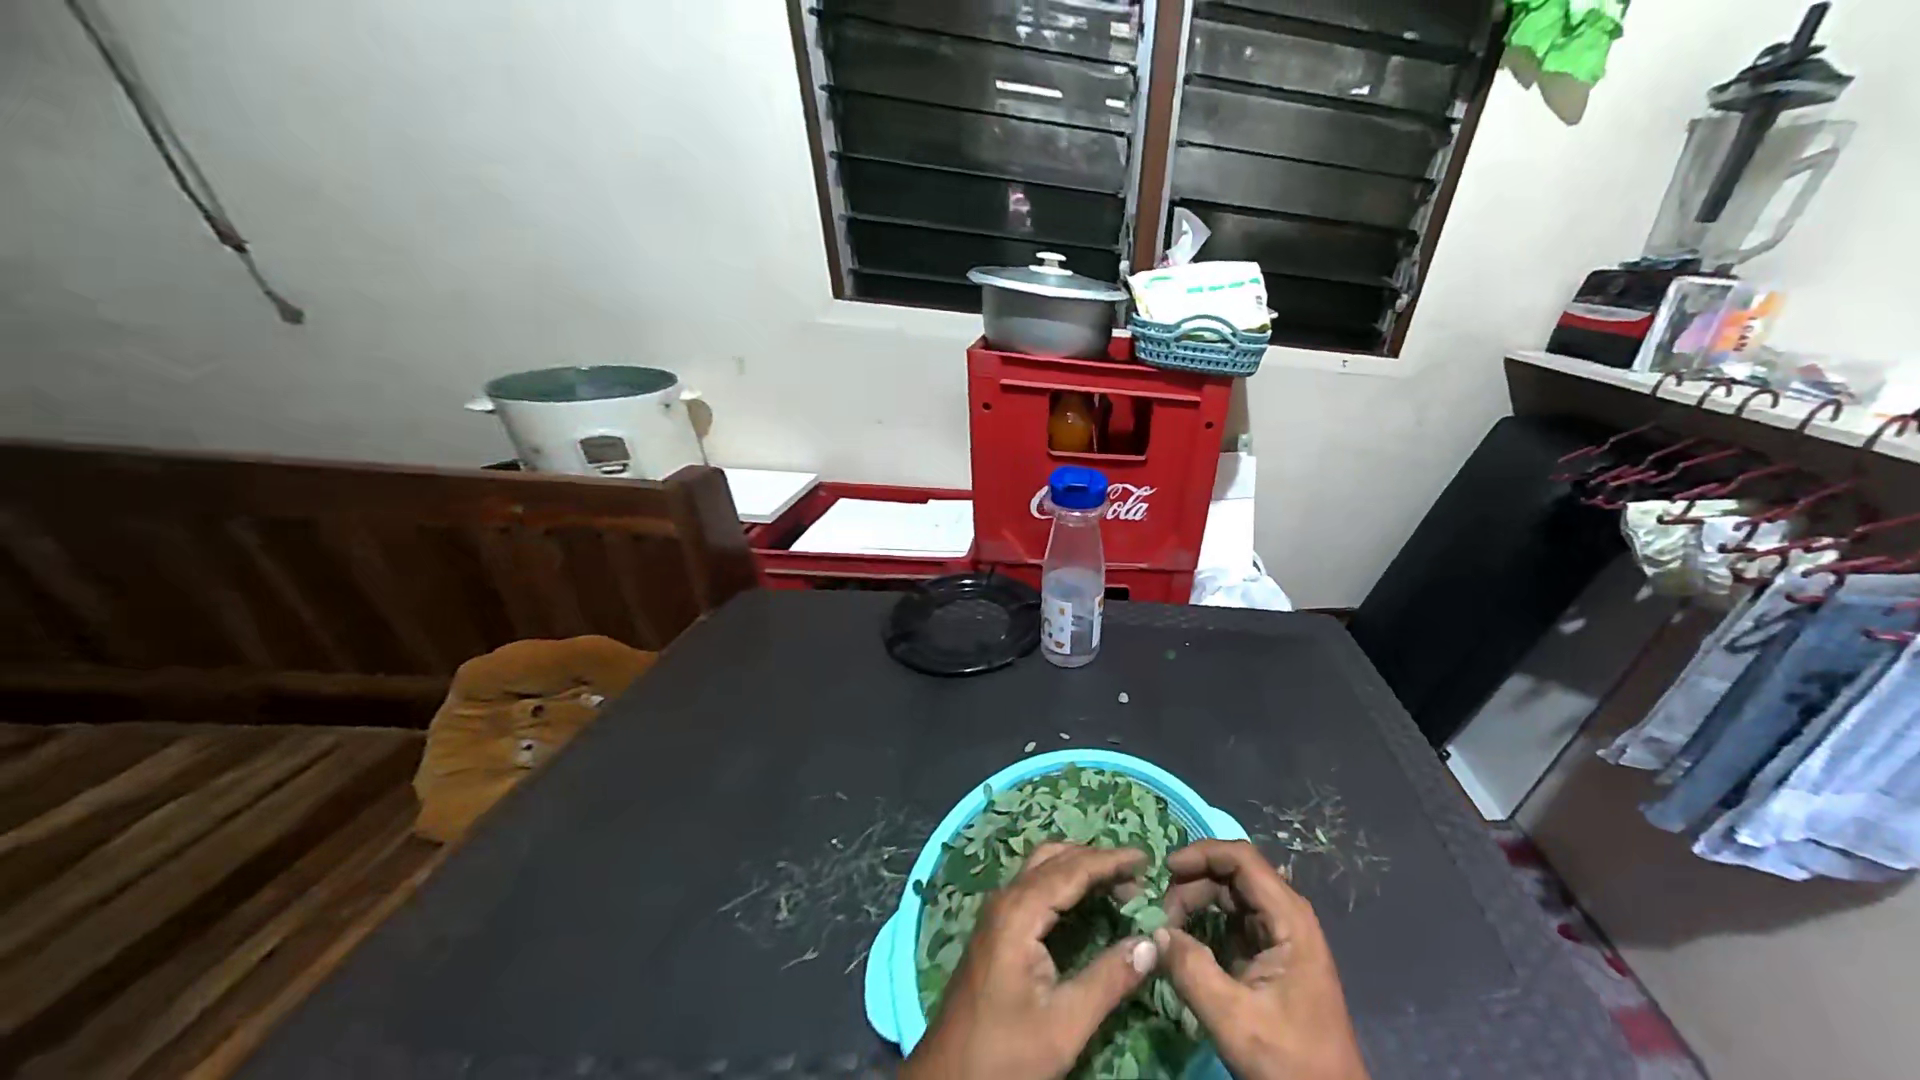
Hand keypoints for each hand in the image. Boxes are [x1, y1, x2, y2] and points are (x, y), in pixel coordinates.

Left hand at [902, 844, 1160, 1079]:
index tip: (1147, 857)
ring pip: (1041, 869)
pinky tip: (1086, 901)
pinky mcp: (996, 928)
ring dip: (1079, 867)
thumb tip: (1152, 942)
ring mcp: (997, 912)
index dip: (1110, 860)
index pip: (1071, 868)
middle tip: (1137, 874)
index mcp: (1019, 912)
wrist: (948, 1076)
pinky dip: (1064, 883)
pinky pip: (1034, 887)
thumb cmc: (1005, 1051)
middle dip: (1096, 859)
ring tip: (1119, 883)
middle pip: (1054, 858)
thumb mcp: (1065, 1023)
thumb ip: (1109, 979)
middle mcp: (1005, 899)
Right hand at [1157, 840, 1369, 1079]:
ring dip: (1196, 902)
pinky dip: (1205, 922)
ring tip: (1169, 928)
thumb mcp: (1234, 1020)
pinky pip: (1232, 922)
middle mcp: (1288, 917)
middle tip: (1162, 913)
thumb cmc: (1290, 1061)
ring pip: (1230, 896)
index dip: (1202, 854)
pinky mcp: (1271, 956)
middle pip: (1233, 874)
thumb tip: (1154, 932)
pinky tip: (1185, 941)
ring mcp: (1281, 936)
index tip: (1165, 869)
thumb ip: (1191, 971)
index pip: (1242, 859)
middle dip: (1193, 884)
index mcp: (1290, 920)